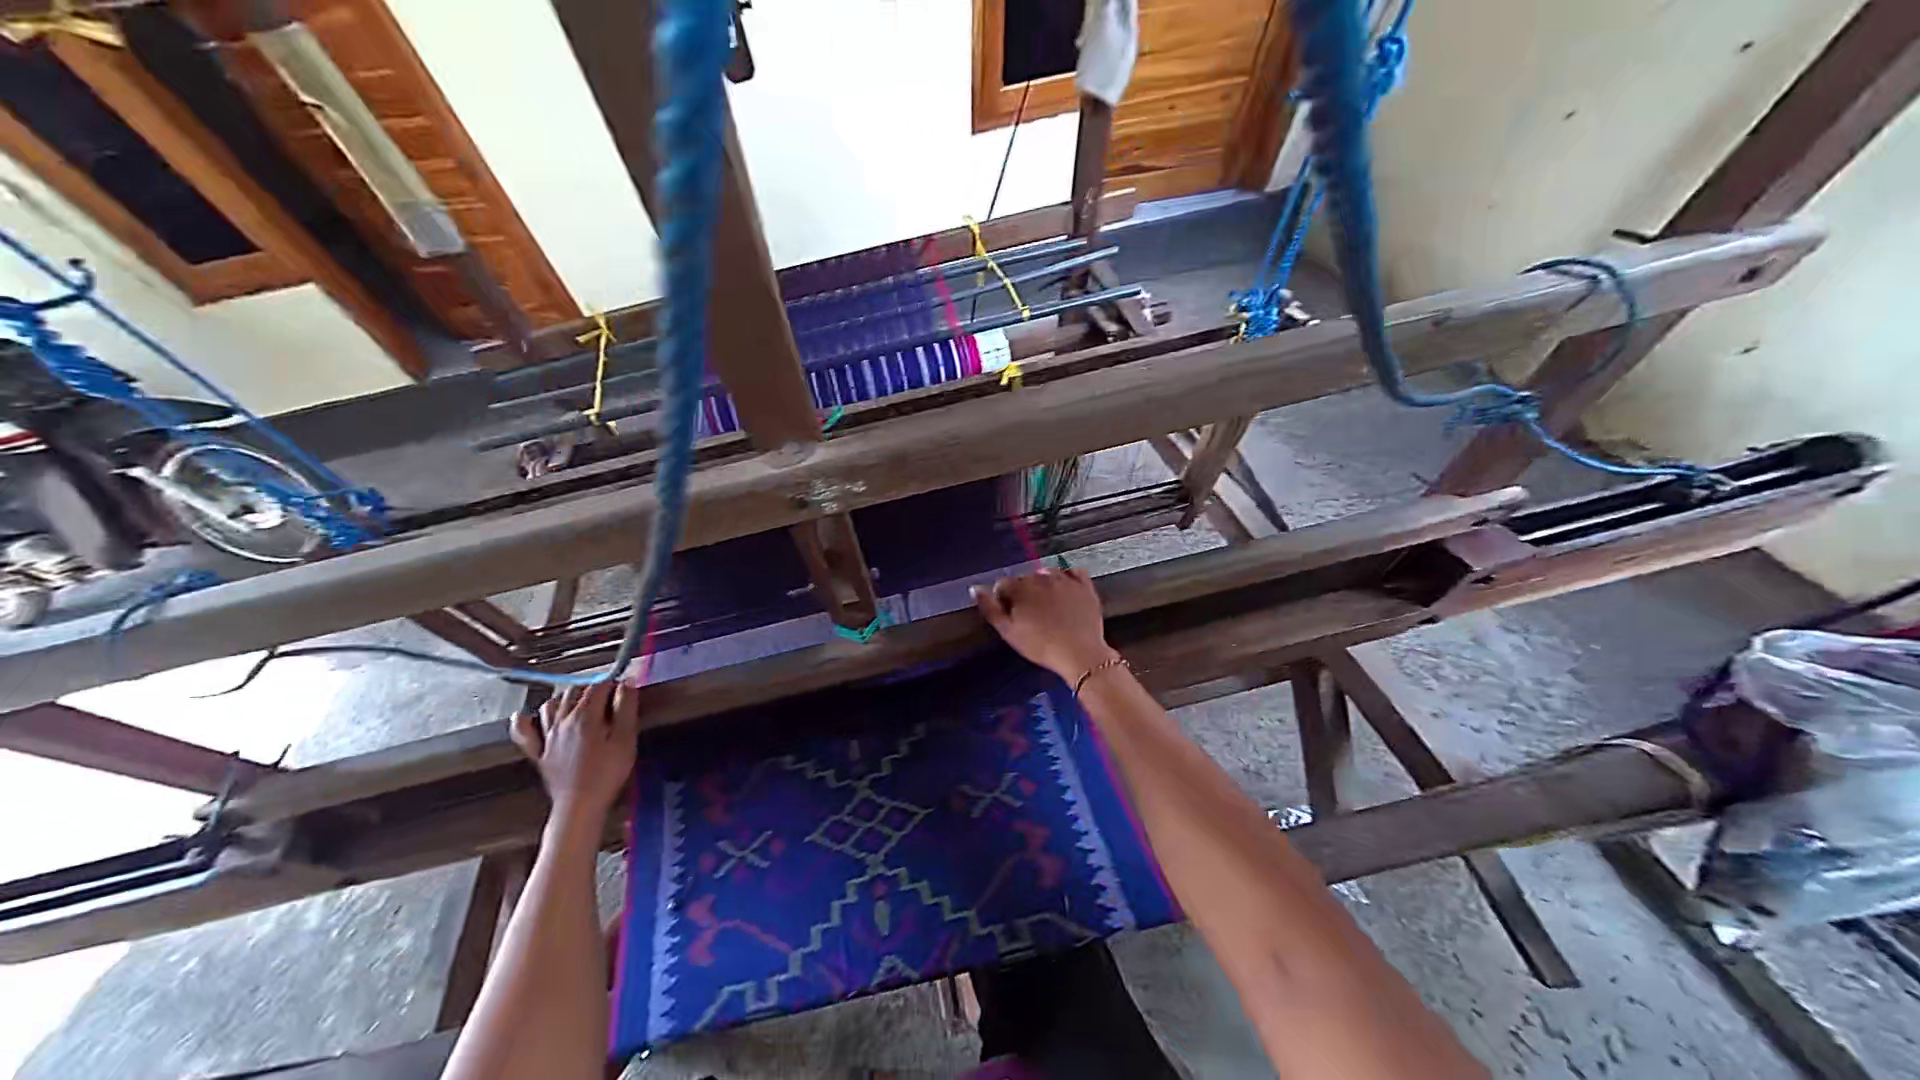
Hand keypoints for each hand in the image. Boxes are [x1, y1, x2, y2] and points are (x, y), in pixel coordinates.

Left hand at [511, 682, 640, 827]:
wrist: (580, 806)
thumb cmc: (608, 773)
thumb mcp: (626, 739)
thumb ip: (626, 708)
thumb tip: (627, 682)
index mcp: (587, 716)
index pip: (599, 685)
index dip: (613, 682)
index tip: (624, 687)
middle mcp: (563, 720)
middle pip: (575, 690)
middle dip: (592, 686)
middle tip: (607, 695)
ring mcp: (547, 736)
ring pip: (551, 704)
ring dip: (565, 697)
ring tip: (579, 702)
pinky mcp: (538, 752)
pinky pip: (524, 731)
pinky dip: (524, 719)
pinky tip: (526, 715)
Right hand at [972, 566, 1119, 681]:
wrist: (1079, 654)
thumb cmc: (1040, 646)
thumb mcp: (1008, 631)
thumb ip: (989, 608)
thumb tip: (976, 589)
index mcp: (1020, 587)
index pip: (1002, 584)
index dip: (1003, 600)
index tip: (1010, 615)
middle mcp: (1041, 577)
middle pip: (1025, 579)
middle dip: (1023, 593)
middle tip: (1030, 617)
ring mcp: (1064, 579)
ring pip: (1046, 574)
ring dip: (1043, 586)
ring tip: (1048, 608)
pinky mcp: (1084, 585)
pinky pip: (1073, 573)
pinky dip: (1067, 579)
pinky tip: (1066, 592)